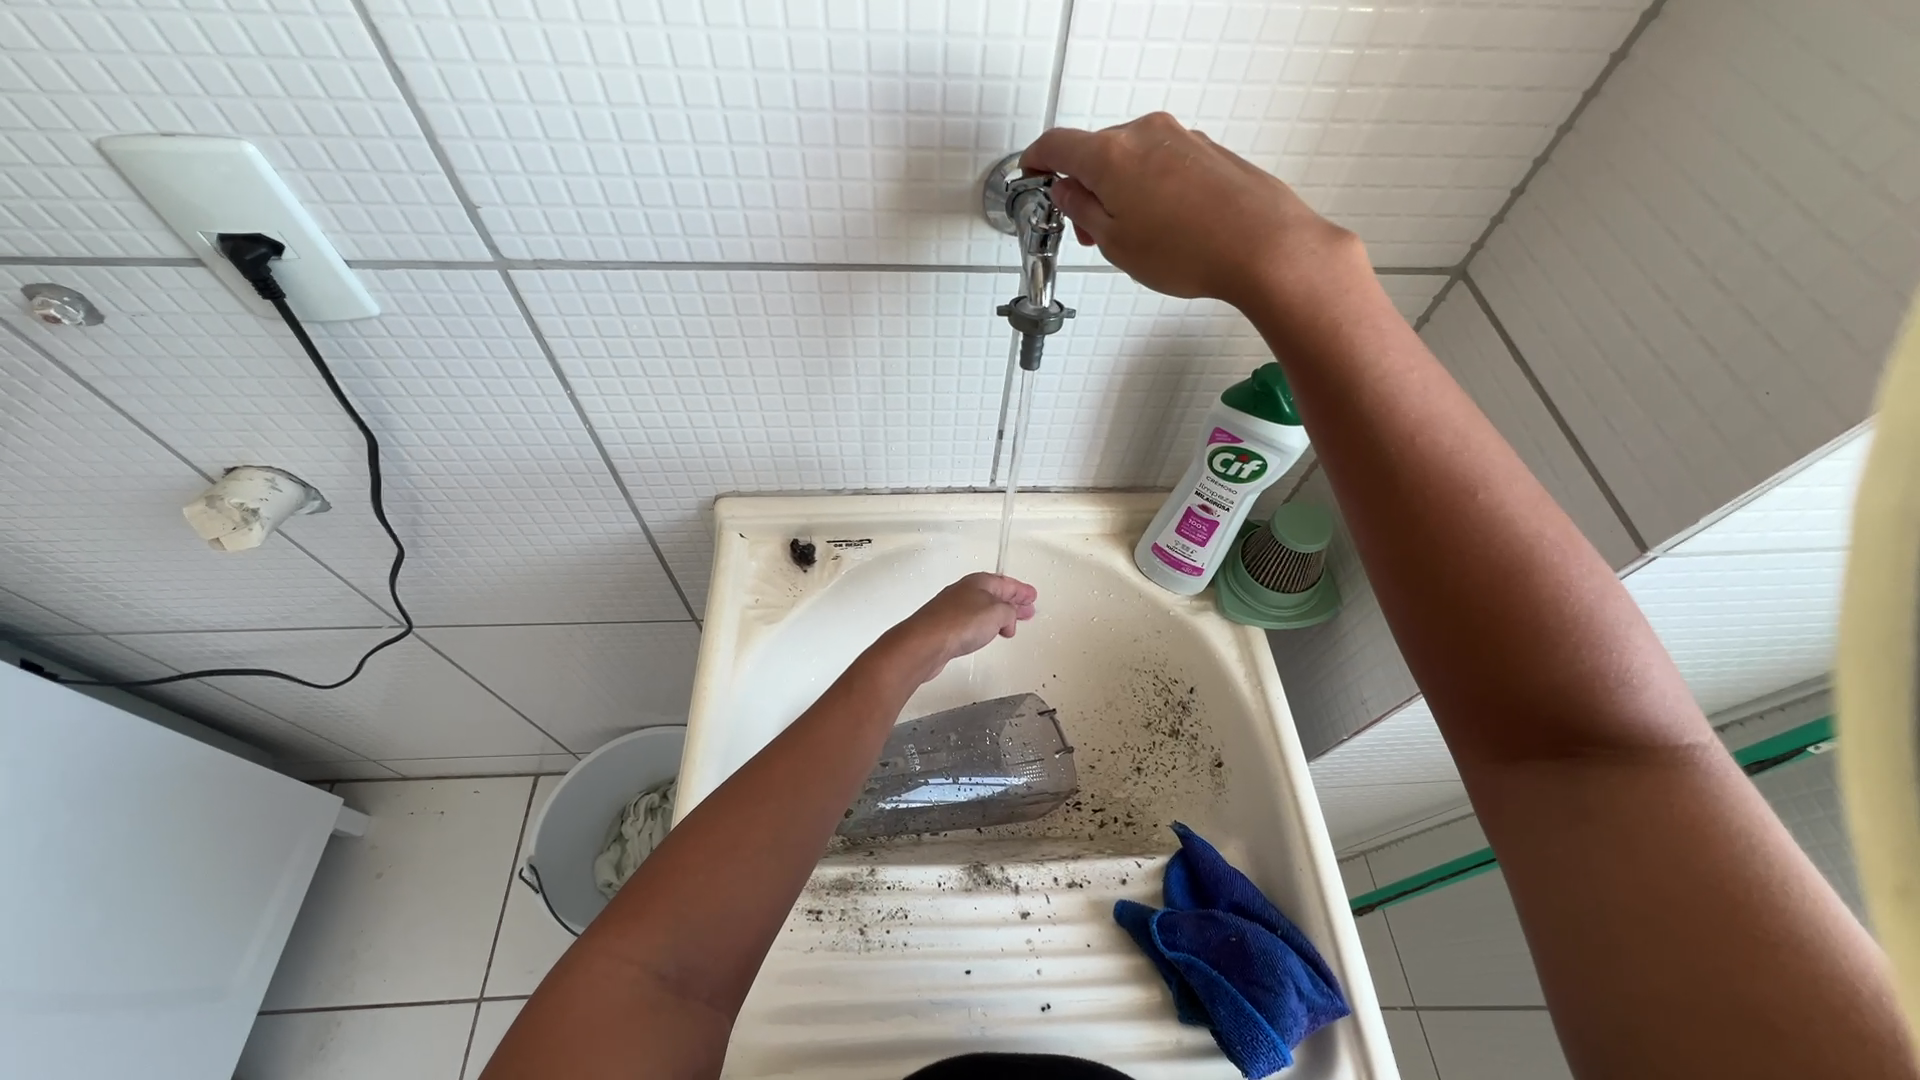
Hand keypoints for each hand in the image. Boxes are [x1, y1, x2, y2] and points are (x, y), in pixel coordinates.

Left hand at [882, 573, 1038, 683]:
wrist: (926, 643)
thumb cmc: (959, 623)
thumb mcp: (997, 613)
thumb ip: (1010, 613)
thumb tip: (1009, 619)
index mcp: (978, 582)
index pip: (1006, 583)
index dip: (1021, 591)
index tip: (1031, 596)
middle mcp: (964, 592)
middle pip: (995, 595)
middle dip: (1012, 603)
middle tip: (1026, 609)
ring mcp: (953, 609)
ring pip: (983, 609)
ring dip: (999, 617)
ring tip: (1010, 625)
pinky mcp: (946, 627)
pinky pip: (972, 623)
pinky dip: (985, 627)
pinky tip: (987, 635)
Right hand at [1022, 112, 1365, 313]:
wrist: (1264, 247)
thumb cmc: (1193, 249)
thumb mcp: (1115, 243)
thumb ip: (1082, 211)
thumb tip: (1067, 192)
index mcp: (1112, 153)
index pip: (1057, 145)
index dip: (1036, 161)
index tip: (1031, 172)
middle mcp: (1146, 134)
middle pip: (1097, 152)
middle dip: (1084, 189)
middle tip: (1086, 230)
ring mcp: (1182, 139)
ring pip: (1132, 160)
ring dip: (1120, 192)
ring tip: (1131, 238)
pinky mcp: (1209, 153)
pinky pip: (1164, 165)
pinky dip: (1151, 189)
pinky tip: (1163, 228)